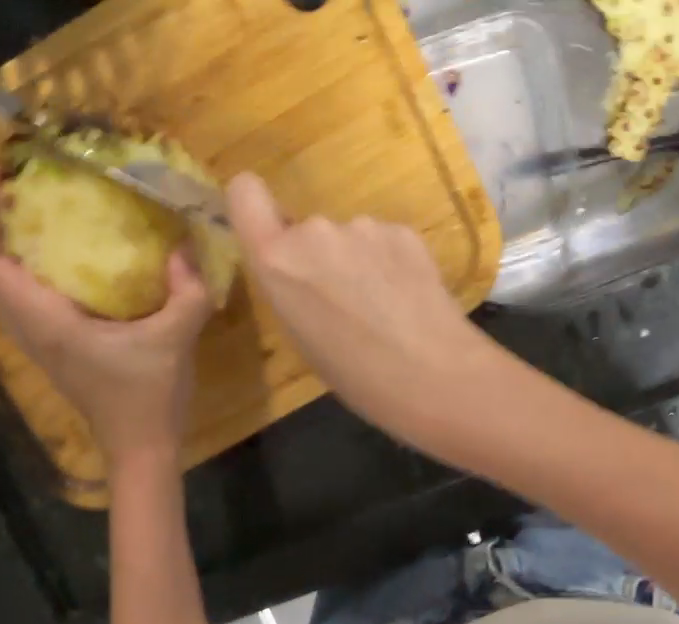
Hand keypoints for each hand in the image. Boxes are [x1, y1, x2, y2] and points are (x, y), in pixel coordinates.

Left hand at [0, 164, 213, 467]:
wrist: (141, 448)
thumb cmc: (151, 397)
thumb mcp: (176, 340)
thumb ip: (187, 290)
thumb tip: (185, 244)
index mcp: (44, 319)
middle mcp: (26, 325)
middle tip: (4, 176)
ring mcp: (33, 337)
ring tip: (18, 203)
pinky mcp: (47, 343)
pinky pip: (11, 291)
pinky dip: (13, 259)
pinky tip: (48, 247)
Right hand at [226, 172, 503, 441]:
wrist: (433, 376)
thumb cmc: (357, 377)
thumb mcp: (303, 339)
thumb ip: (293, 290)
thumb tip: (305, 274)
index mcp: (277, 261)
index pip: (245, 193)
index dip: (255, 207)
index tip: (271, 233)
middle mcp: (314, 231)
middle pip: (306, 230)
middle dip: (320, 258)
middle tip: (345, 306)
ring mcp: (363, 227)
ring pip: (350, 238)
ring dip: (359, 263)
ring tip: (383, 310)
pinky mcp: (404, 232)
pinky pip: (385, 243)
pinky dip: (392, 264)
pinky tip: (409, 300)